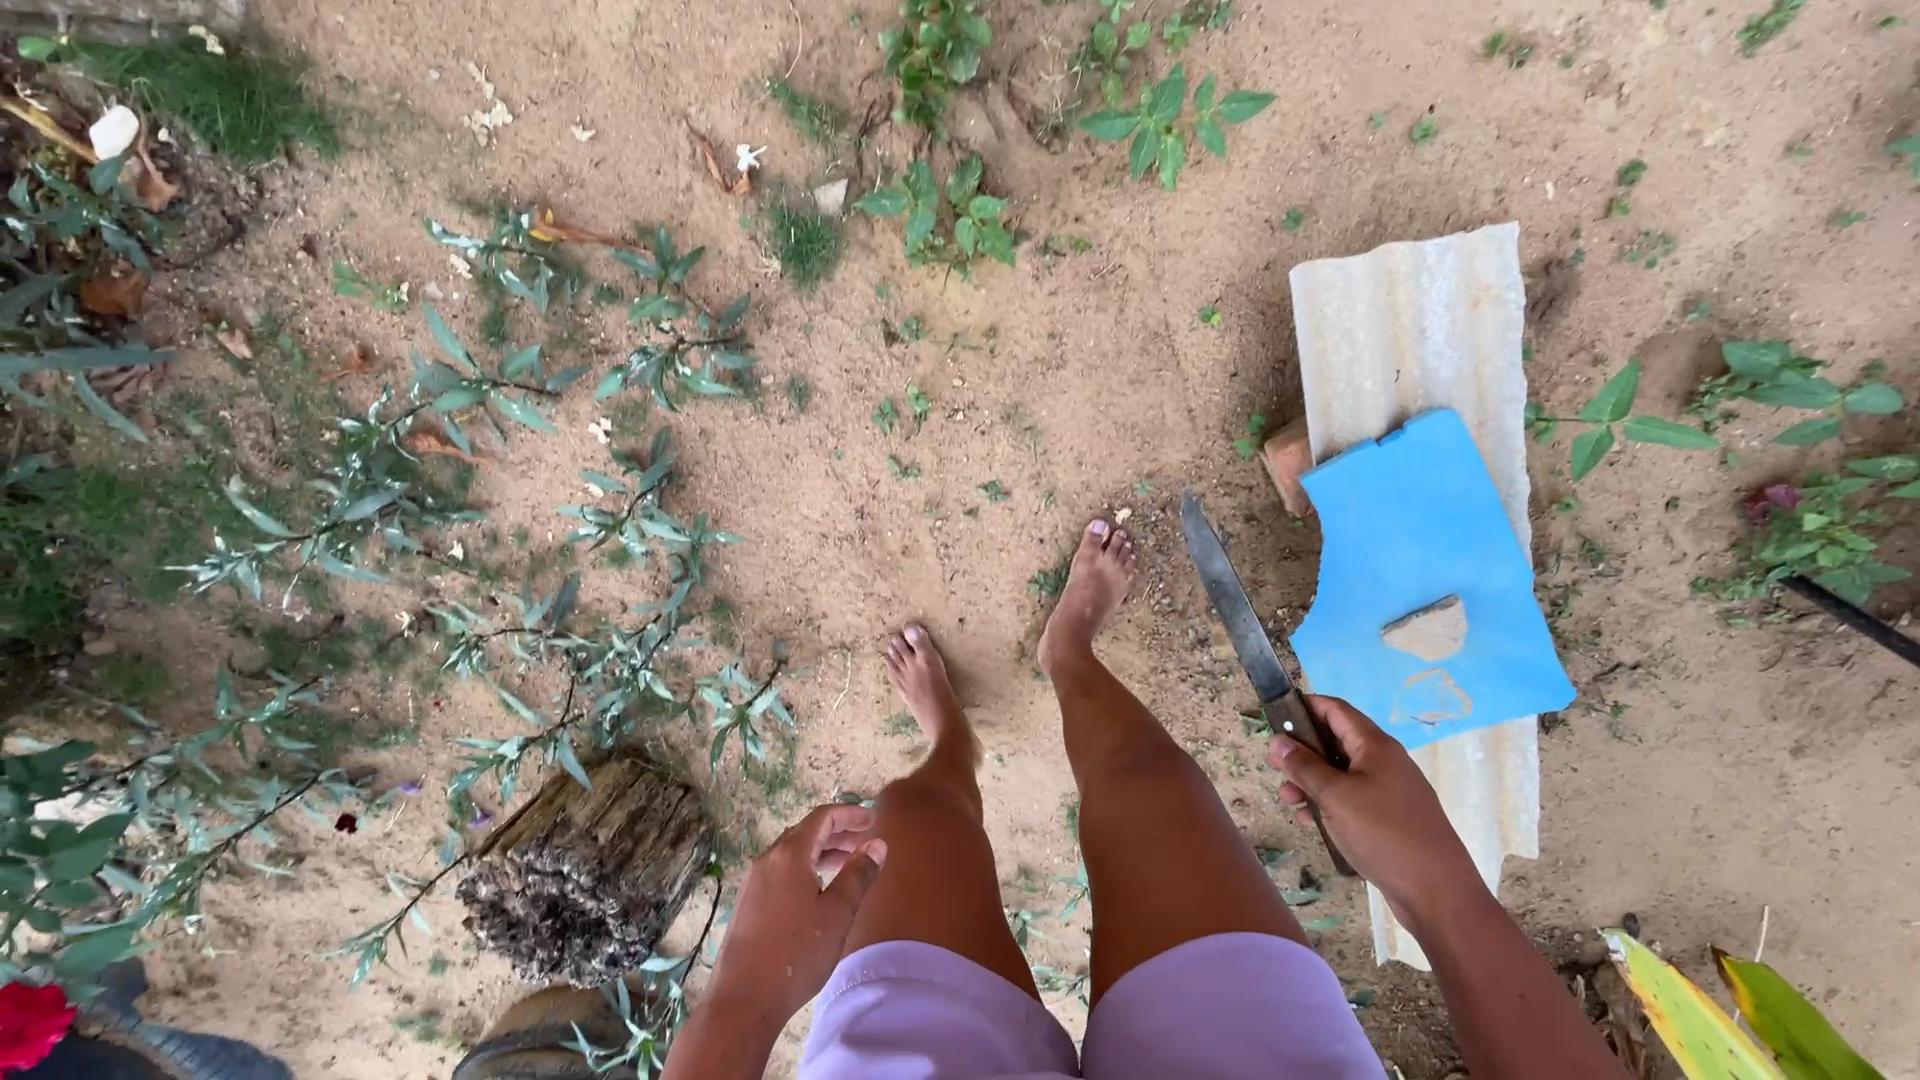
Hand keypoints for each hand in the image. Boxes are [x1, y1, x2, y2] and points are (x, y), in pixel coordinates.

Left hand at [707, 803, 887, 1022]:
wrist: (743, 1000)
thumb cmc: (797, 952)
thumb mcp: (837, 912)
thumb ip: (859, 874)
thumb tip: (877, 844)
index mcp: (789, 854)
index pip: (822, 817)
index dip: (849, 814)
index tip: (872, 819)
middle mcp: (768, 860)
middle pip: (807, 832)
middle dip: (838, 832)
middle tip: (865, 840)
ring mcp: (755, 882)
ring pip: (794, 854)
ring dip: (823, 851)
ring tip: (849, 863)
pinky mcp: (750, 903)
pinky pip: (783, 871)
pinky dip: (807, 868)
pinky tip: (820, 889)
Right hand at [1268, 695, 1483, 926]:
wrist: (1438, 893)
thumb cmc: (1383, 834)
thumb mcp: (1335, 796)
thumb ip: (1304, 766)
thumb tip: (1278, 741)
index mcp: (1375, 746)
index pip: (1335, 709)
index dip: (1304, 706)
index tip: (1274, 717)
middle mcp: (1384, 762)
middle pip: (1335, 741)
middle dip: (1302, 751)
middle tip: (1275, 767)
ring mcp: (1388, 791)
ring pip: (1339, 773)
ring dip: (1310, 781)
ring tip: (1289, 801)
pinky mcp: (1389, 817)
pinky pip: (1351, 798)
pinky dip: (1328, 803)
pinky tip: (1311, 821)